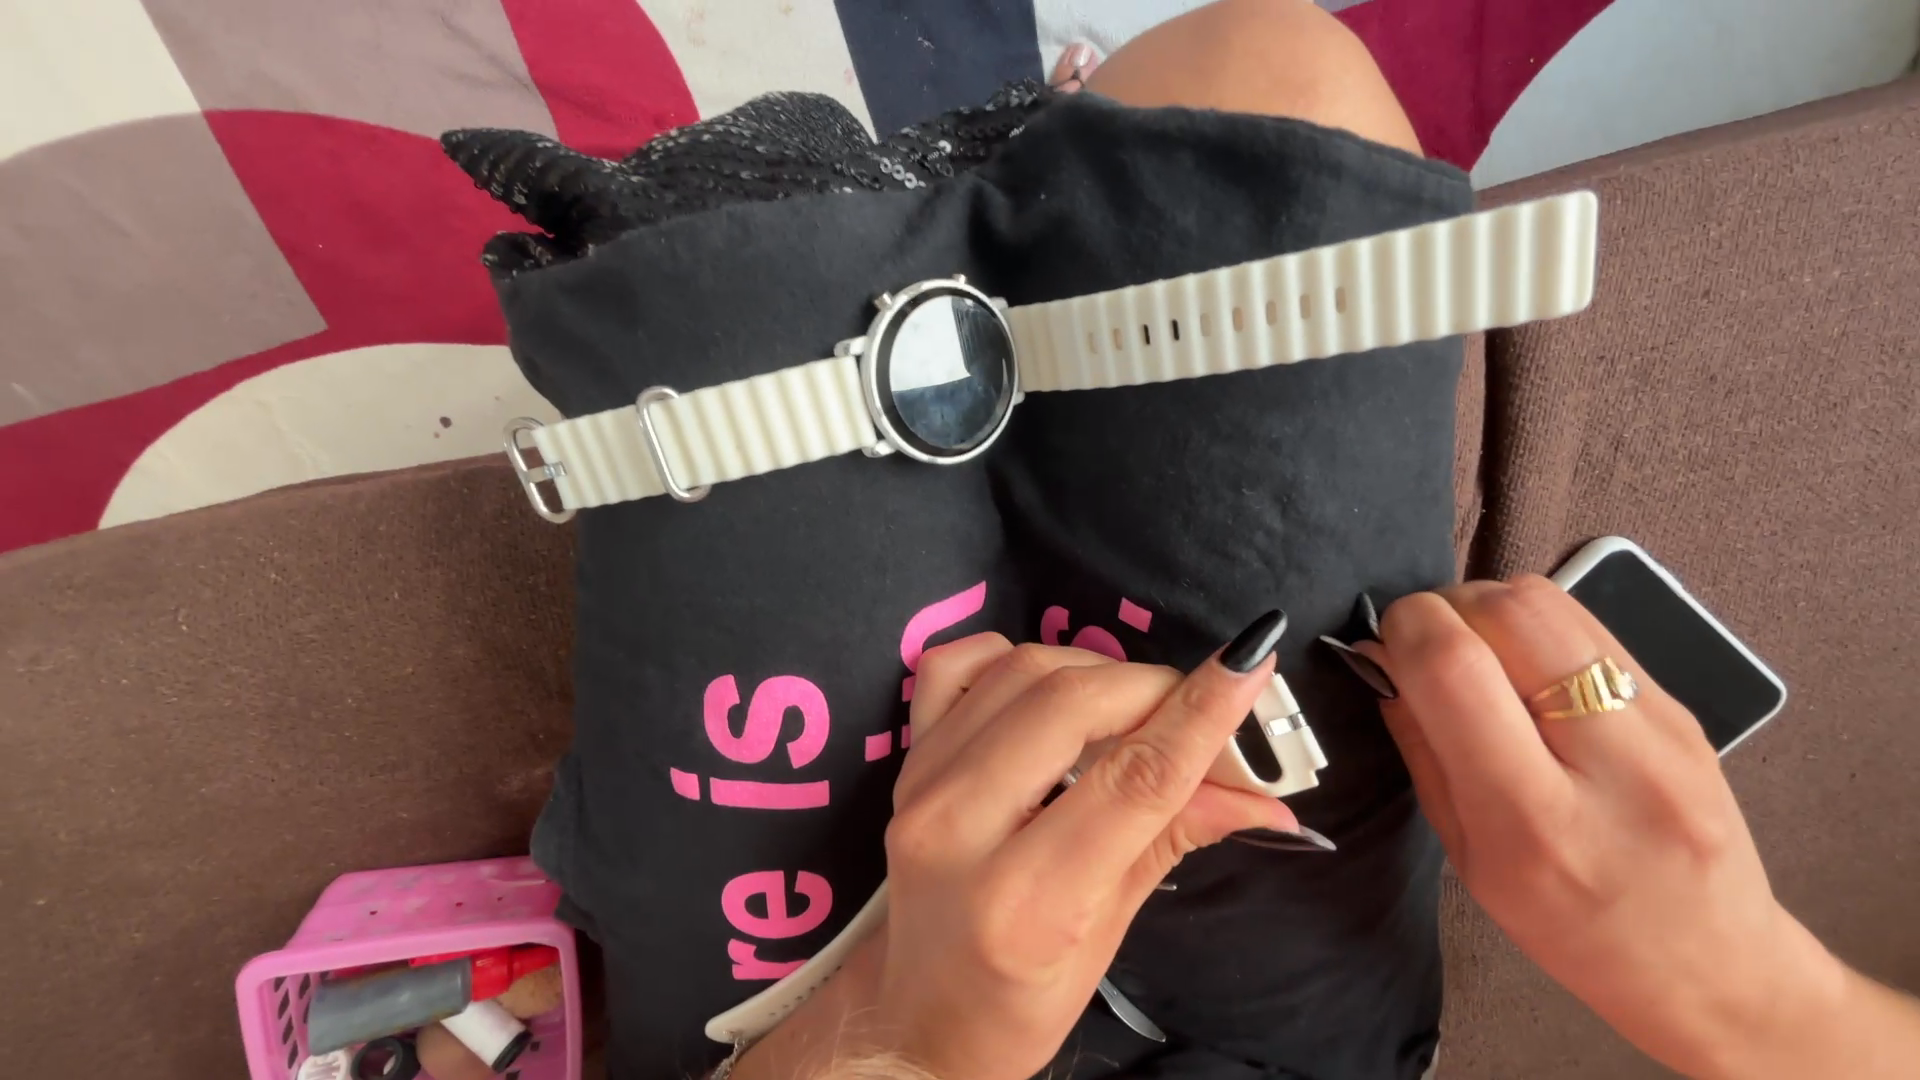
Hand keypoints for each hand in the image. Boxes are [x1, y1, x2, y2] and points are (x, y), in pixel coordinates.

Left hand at [780, 619, 1289, 1079]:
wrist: (920, 1012)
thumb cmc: (1021, 996)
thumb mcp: (1111, 935)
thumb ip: (1174, 839)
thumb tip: (1261, 794)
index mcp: (1023, 902)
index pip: (1132, 781)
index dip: (1201, 715)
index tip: (1250, 664)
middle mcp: (958, 828)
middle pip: (1070, 706)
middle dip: (1150, 688)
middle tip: (1192, 704)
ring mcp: (920, 783)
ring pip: (1020, 672)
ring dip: (1094, 669)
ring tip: (1130, 705)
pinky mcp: (905, 758)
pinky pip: (954, 665)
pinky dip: (1009, 655)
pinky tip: (1046, 684)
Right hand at [1360, 576, 1858, 1078]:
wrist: (1715, 964)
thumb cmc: (1565, 922)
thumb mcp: (1463, 852)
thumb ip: (1419, 744)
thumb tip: (1380, 657)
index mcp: (1534, 816)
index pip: (1454, 667)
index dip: (1404, 631)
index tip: (1385, 646)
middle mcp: (1610, 760)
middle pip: (1508, 612)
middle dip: (1442, 607)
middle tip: (1424, 643)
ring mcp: (1661, 724)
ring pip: (1547, 600)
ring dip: (1483, 606)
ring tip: (1469, 648)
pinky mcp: (1681, 701)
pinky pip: (1581, 621)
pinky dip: (1525, 622)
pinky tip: (1516, 660)